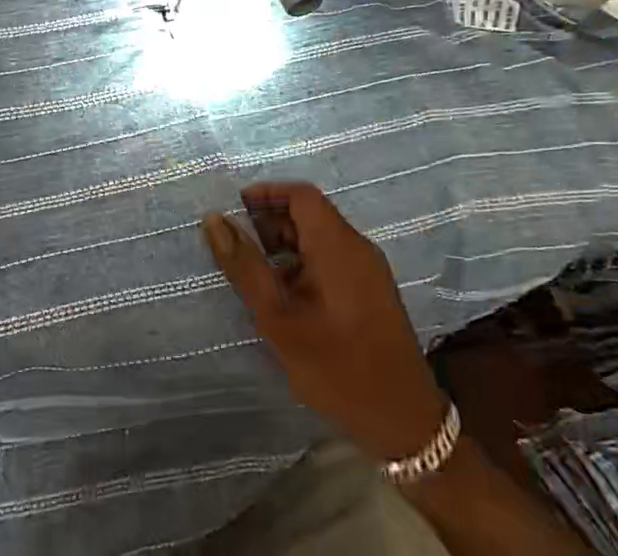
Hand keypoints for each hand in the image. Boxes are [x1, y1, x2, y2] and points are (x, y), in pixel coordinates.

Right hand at [203, 182, 449, 461]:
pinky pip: (331, 258)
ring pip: (319, 236)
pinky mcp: (371, 291)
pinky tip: (282, 295)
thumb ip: (244, 265)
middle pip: (309, 213)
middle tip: (235, 247)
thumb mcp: (278, 318)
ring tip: (253, 274)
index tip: (231, 210)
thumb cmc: (336, 367)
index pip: (301, 194)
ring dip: (282, 244)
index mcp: (339, 247)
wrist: (403, 423)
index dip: (264, 193)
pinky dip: (301, 262)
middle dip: (268, 221)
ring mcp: (369, 270)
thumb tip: (214, 219)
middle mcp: (358, 249)